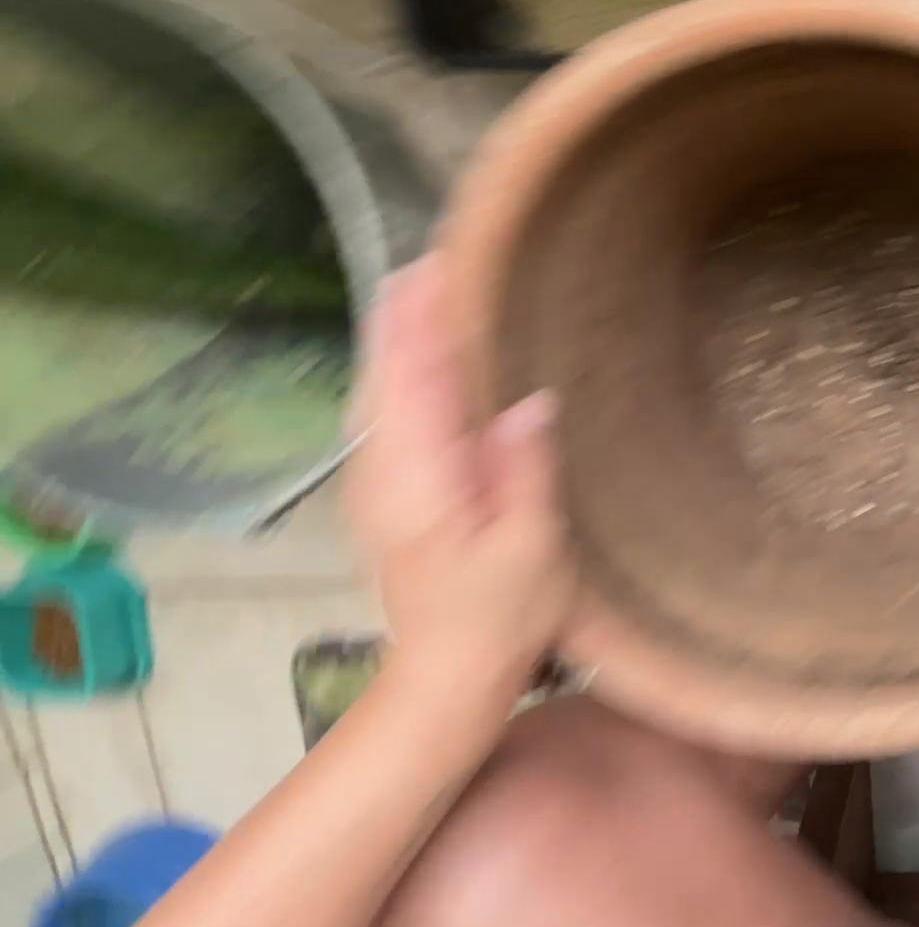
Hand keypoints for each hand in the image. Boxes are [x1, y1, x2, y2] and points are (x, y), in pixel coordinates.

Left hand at [342, 255, 572, 683]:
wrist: (449, 671)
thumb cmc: (500, 614)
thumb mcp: (530, 548)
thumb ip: (524, 473)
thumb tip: (529, 402)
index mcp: (419, 478)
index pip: (413, 377)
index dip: (424, 317)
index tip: (444, 261)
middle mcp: (384, 469)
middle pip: (384, 372)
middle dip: (407, 312)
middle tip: (446, 254)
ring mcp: (381, 479)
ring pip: (380, 388)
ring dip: (401, 334)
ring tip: (433, 285)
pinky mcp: (393, 488)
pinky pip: (391, 410)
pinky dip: (404, 368)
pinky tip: (427, 354)